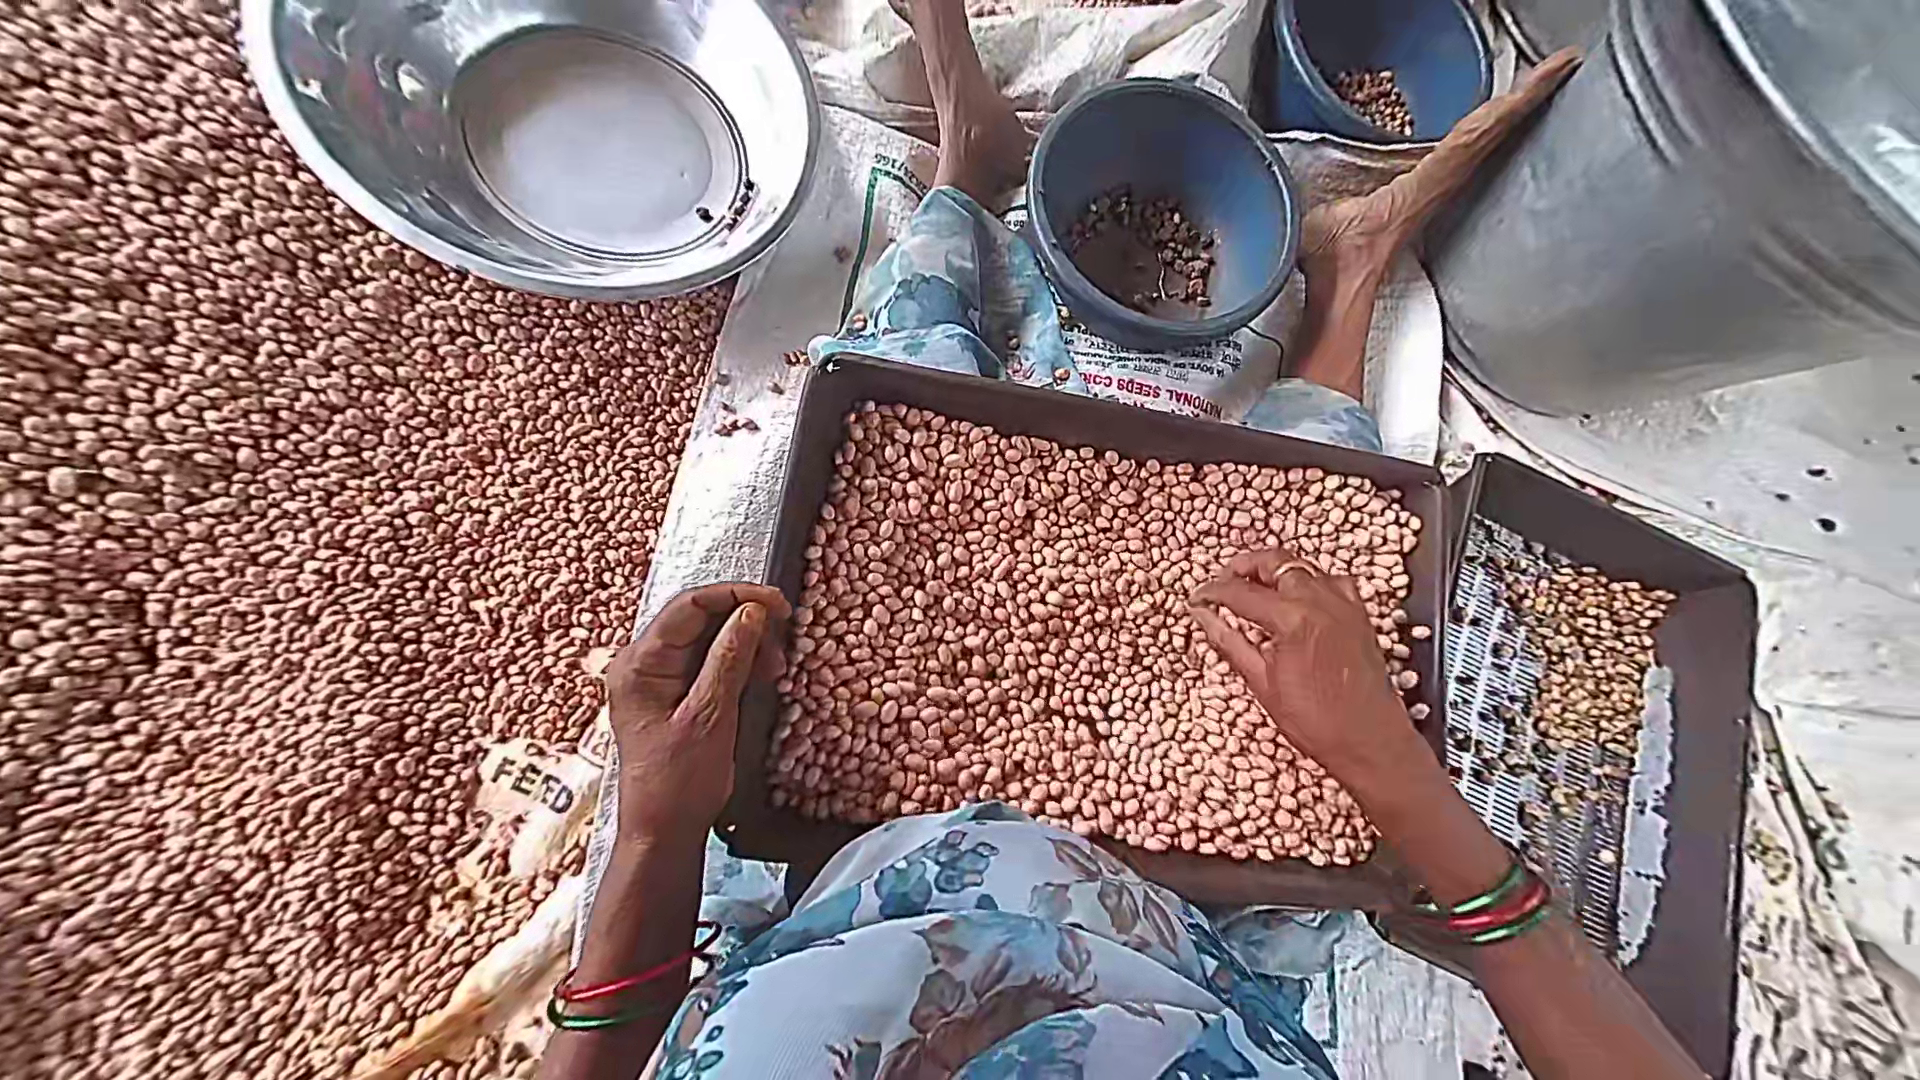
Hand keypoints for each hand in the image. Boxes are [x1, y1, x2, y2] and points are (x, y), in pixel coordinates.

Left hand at [604, 583, 791, 841]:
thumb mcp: (709, 716)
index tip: (778, 603)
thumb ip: (729, 659)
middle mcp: (647, 662)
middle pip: (702, 618)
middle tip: (783, 635)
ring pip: (714, 637)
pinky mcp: (681, 691)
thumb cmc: (678, 781)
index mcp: (641, 664)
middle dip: (747, 621)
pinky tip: (765, 674)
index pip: (689, 606)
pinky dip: (744, 661)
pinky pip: (716, 660)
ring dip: (750, 643)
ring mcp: (664, 676)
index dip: (736, 595)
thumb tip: (753, 610)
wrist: (666, 832)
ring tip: (776, 666)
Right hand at [1188, 549, 1426, 790]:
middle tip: (1222, 584)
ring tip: (1252, 590)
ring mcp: (1345, 606)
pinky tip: (1295, 600)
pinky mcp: (1359, 616)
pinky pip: (1330, 581)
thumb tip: (1204, 616)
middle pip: (1273, 561)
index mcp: (1292, 619)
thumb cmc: (1318, 722)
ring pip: (1301, 566)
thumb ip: (1229, 641)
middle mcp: (1321, 603)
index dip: (1212, 592)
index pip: (1239, 591)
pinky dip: (1307, 581)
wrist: (1372, 745)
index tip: (1198, 598)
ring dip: (1273, 571)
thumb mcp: (1260, 681)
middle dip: (1241, 567)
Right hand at [1300, 47, 1581, 271]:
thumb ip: (1329, 189)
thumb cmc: (1333, 260)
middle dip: (1525, 100)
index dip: (1513, 102)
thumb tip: (1298, 171)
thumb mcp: (1322, 216)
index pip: (1476, 135)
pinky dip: (1483, 138)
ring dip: (1505, 119)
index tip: (1555, 69)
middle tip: (1560, 66)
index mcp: (1421, 186)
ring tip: (1532, 90)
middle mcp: (1438, 189)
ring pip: (1481, 149)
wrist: (1339, 293)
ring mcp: (1434, 199)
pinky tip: (1486, 131)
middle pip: (1490, 137)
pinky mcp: (1423, 205)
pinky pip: (1463, 162)